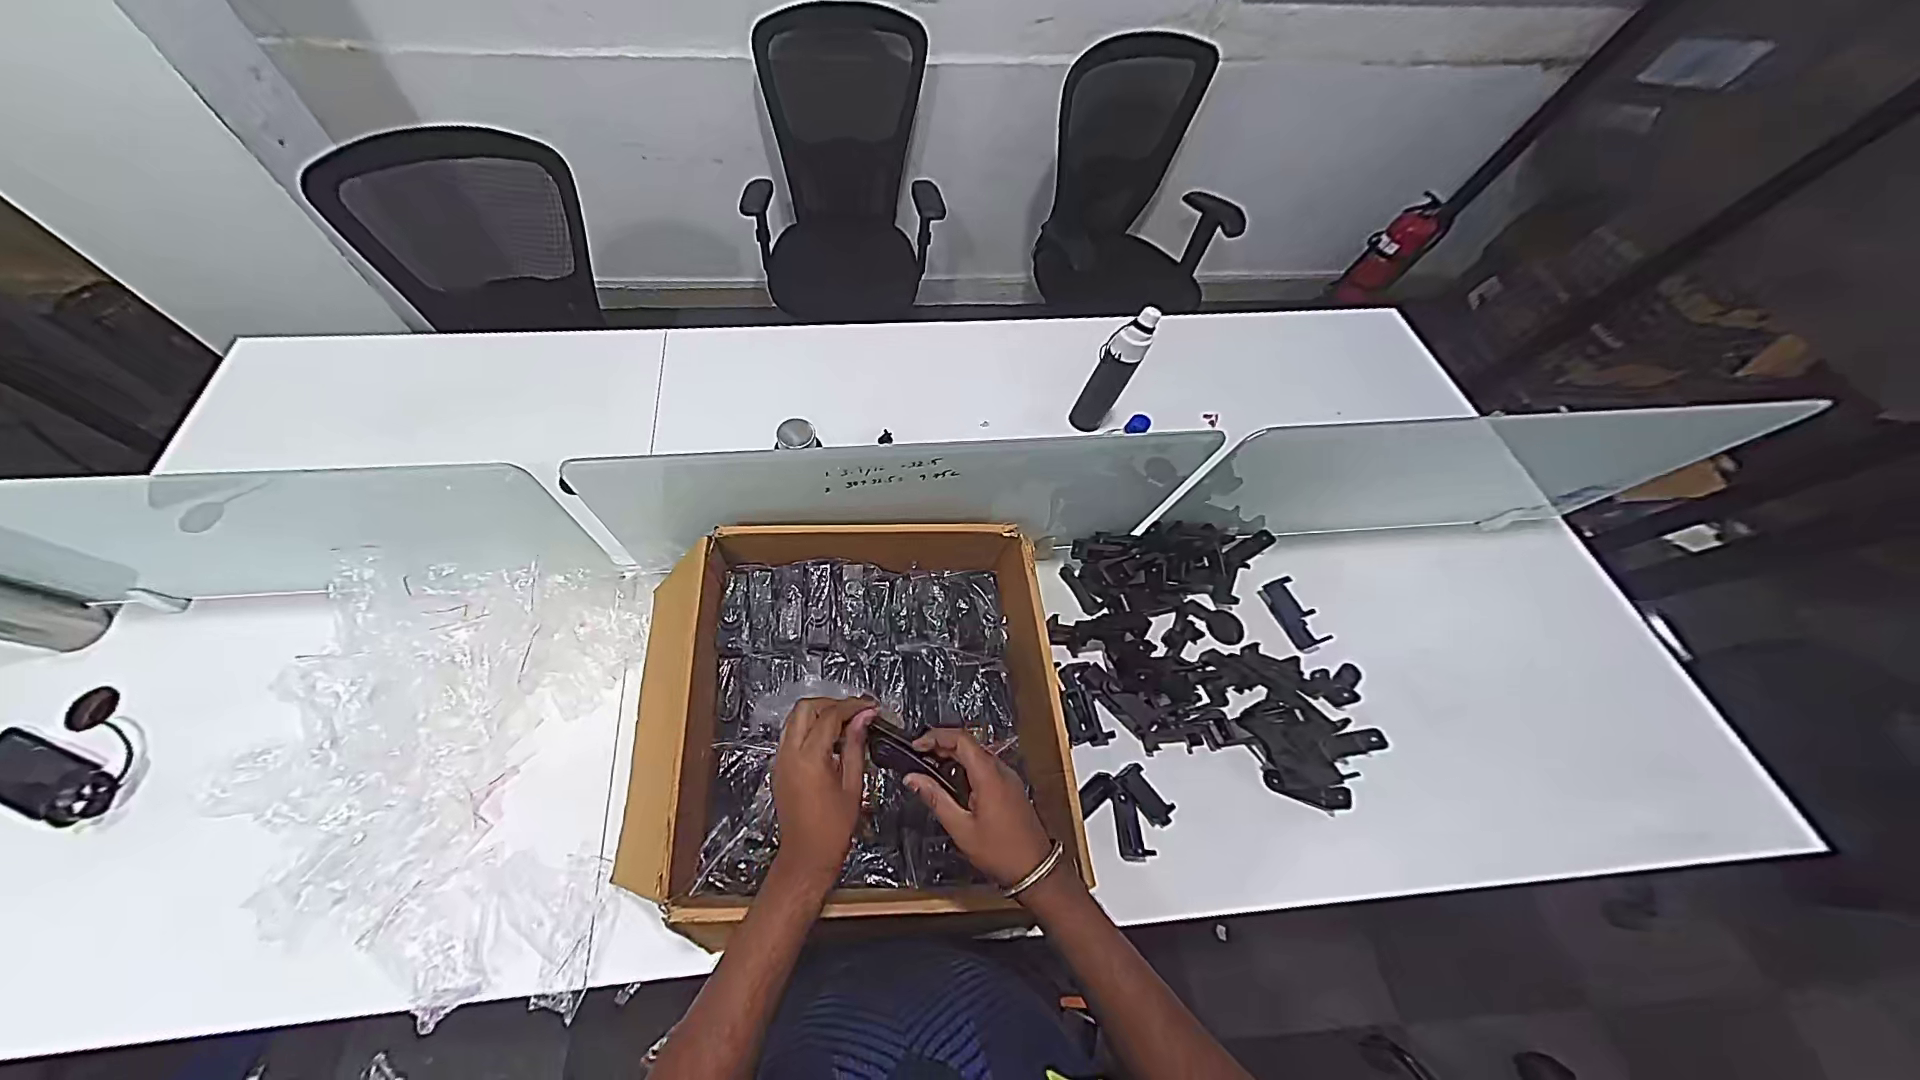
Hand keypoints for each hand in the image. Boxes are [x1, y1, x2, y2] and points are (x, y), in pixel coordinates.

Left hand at [771, 697, 873, 887]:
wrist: (806, 856)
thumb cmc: (832, 829)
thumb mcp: (853, 784)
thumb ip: (856, 745)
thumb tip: (863, 718)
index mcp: (808, 759)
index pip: (829, 715)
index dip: (852, 706)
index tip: (869, 706)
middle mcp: (789, 755)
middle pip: (805, 707)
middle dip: (832, 703)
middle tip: (856, 711)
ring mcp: (780, 760)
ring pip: (796, 718)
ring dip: (820, 714)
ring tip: (846, 724)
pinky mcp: (779, 767)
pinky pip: (792, 734)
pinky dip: (810, 728)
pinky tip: (831, 740)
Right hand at [905, 729, 1054, 890]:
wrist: (1035, 869)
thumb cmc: (1001, 852)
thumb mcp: (961, 827)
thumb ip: (936, 798)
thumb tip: (913, 779)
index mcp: (989, 775)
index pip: (961, 739)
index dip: (936, 736)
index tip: (917, 745)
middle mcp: (1001, 770)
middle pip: (969, 743)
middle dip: (942, 745)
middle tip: (920, 756)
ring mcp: (1008, 777)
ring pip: (977, 754)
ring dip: (954, 755)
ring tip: (932, 768)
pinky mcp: (1011, 787)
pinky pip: (986, 766)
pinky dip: (967, 766)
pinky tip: (955, 782)